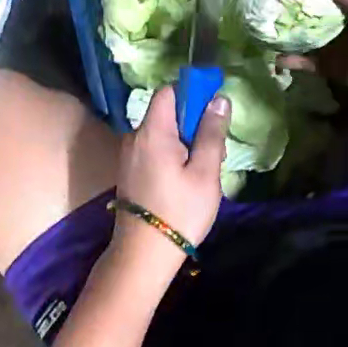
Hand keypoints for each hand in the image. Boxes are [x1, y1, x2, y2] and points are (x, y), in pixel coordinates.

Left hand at [110, 87, 228, 275]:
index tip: (211, 109)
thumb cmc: (179, 211)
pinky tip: (183, 178)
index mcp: (152, 131)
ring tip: (201, 168)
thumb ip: (211, 133)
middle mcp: (134, 136)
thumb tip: (219, 99)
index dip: (190, 93)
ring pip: (159, 133)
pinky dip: (169, 154)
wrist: (143, 255)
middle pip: (164, 112)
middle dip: (190, 121)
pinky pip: (151, 149)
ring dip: (181, 140)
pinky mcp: (128, 171)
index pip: (168, 91)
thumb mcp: (204, 172)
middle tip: (213, 146)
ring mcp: (128, 154)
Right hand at [280, 0, 347, 117]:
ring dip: (285, 31)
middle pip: (311, 7)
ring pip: (304, 33)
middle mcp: (342, 19)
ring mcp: (335, 43)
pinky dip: (290, 60)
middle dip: (289, 2)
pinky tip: (272, 58)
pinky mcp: (330, 66)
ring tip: (259, 24)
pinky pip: (305, 61)